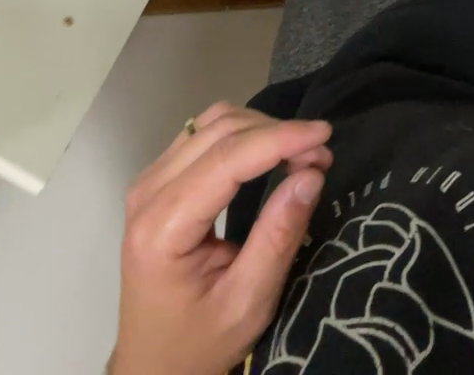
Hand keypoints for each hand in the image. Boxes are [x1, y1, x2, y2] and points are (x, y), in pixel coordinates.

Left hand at [110, 102, 333, 374]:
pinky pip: (204, 134)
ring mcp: (149, 181)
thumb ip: (278, 236)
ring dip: (263, 128)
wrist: (154, 365)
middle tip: (321, 156)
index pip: (226, 159)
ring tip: (302, 155)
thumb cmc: (201, 341)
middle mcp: (148, 192)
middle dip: (278, 133)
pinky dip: (245, 134)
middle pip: (220, 131)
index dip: (279, 138)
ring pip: (212, 123)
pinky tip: (271, 152)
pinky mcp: (158, 179)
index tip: (325, 135)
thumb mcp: (248, 302)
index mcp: (162, 227)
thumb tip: (312, 173)